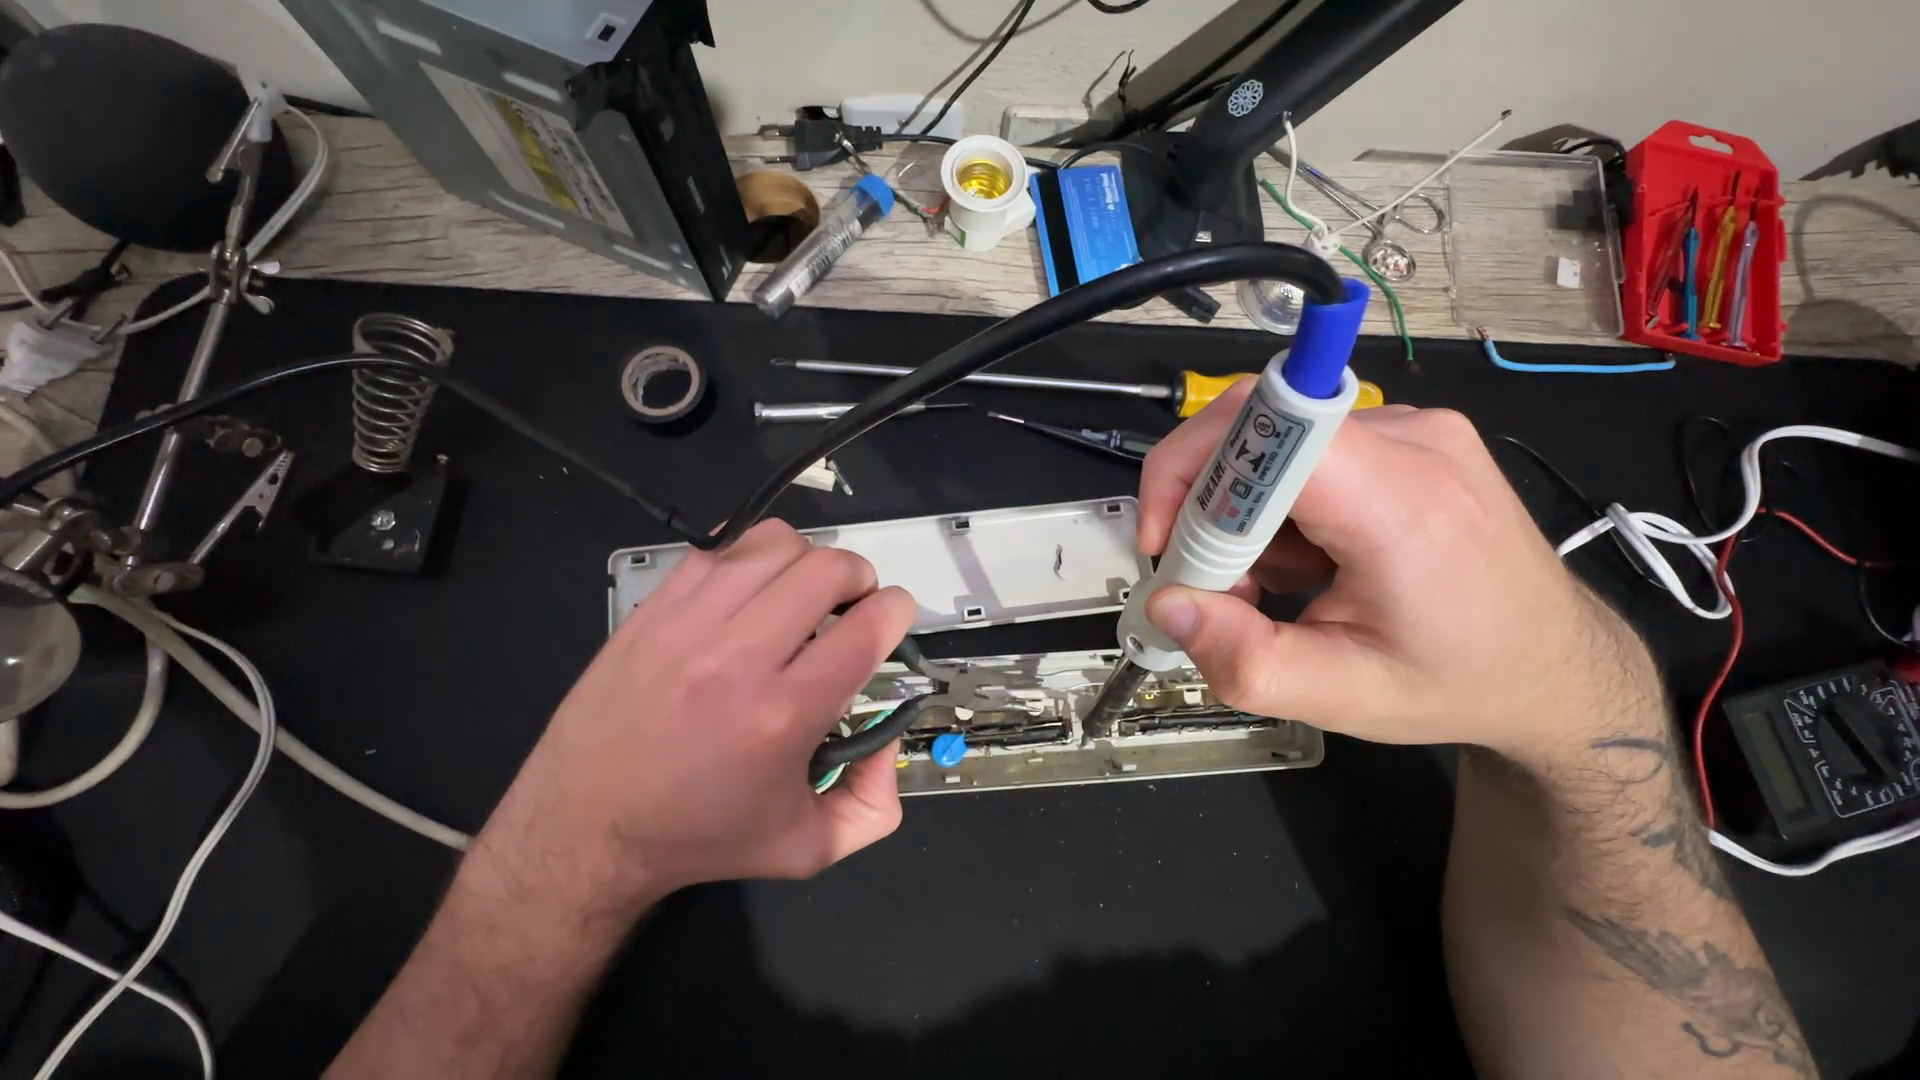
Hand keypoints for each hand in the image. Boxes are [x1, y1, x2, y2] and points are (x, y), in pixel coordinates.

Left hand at [477, 520, 914, 915]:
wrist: (586, 825)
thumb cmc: (701, 837)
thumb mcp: (808, 848)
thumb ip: (875, 804)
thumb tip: (892, 737)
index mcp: (785, 715)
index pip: (868, 626)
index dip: (898, 611)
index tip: (893, 620)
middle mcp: (740, 657)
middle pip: (828, 569)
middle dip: (860, 579)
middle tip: (851, 607)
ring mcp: (691, 624)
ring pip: (775, 544)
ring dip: (807, 561)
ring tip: (801, 594)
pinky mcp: (655, 608)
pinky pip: (721, 547)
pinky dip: (751, 558)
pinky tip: (750, 592)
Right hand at [1136, 380, 1658, 758]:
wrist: (1555, 667)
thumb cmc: (1457, 682)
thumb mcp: (1340, 695)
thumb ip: (1244, 659)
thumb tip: (1164, 603)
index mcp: (1402, 504)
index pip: (1266, 427)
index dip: (1191, 468)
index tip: (1167, 541)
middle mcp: (1414, 440)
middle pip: (1257, 427)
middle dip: (1207, 506)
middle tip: (1216, 583)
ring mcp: (1418, 429)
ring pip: (1275, 441)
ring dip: (1244, 512)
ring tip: (1276, 584)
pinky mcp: (1412, 435)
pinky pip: (1307, 449)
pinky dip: (1278, 503)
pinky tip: (1308, 561)